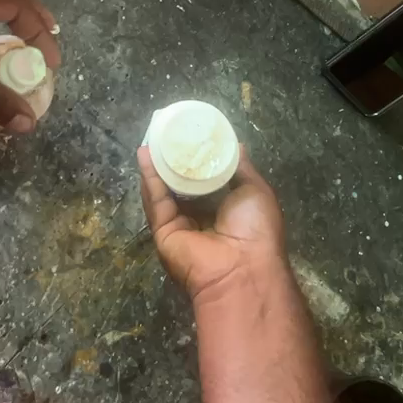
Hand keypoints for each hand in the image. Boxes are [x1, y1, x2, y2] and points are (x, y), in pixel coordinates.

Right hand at [138, 145, 284, 304]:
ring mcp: (179, 224)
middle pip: (182, 184)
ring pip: (164, 190)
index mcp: (224, 209)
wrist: (242, 269)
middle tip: (168, 133)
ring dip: (158, 165)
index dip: (199, 159)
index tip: (192, 135)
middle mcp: (200, 217)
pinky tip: (145, 154)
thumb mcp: (256, 190)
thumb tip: (234, 143)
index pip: (206, 180)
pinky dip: (150, 177)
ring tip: (152, 137)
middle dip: (174, 160)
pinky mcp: (163, 230)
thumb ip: (241, 167)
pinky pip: (156, 200)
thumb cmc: (256, 229)